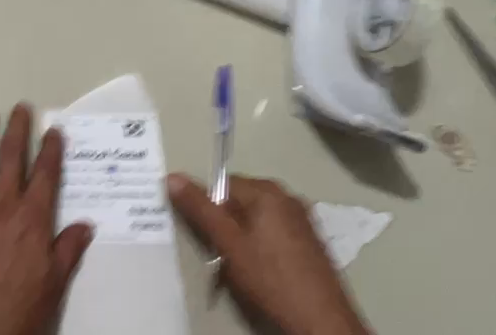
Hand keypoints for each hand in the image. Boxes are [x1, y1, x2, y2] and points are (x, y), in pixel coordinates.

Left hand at [0, 106, 94, 334]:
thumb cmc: (22, 305)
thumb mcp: (55, 282)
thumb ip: (68, 249)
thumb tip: (86, 224)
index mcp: (33, 217)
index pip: (46, 173)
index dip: (51, 149)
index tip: (54, 129)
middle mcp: (4, 203)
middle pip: (11, 156)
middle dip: (17, 129)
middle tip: (20, 108)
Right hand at [167, 173, 370, 334]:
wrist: (324, 325)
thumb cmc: (271, 280)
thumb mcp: (228, 244)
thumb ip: (200, 209)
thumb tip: (172, 177)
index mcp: (266, 190)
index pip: (220, 186)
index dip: (209, 211)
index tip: (208, 239)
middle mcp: (287, 196)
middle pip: (239, 201)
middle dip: (227, 226)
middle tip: (225, 258)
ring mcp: (303, 219)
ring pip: (257, 219)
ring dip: (244, 238)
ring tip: (245, 270)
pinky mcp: (312, 241)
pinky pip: (275, 233)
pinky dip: (264, 247)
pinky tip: (266, 273)